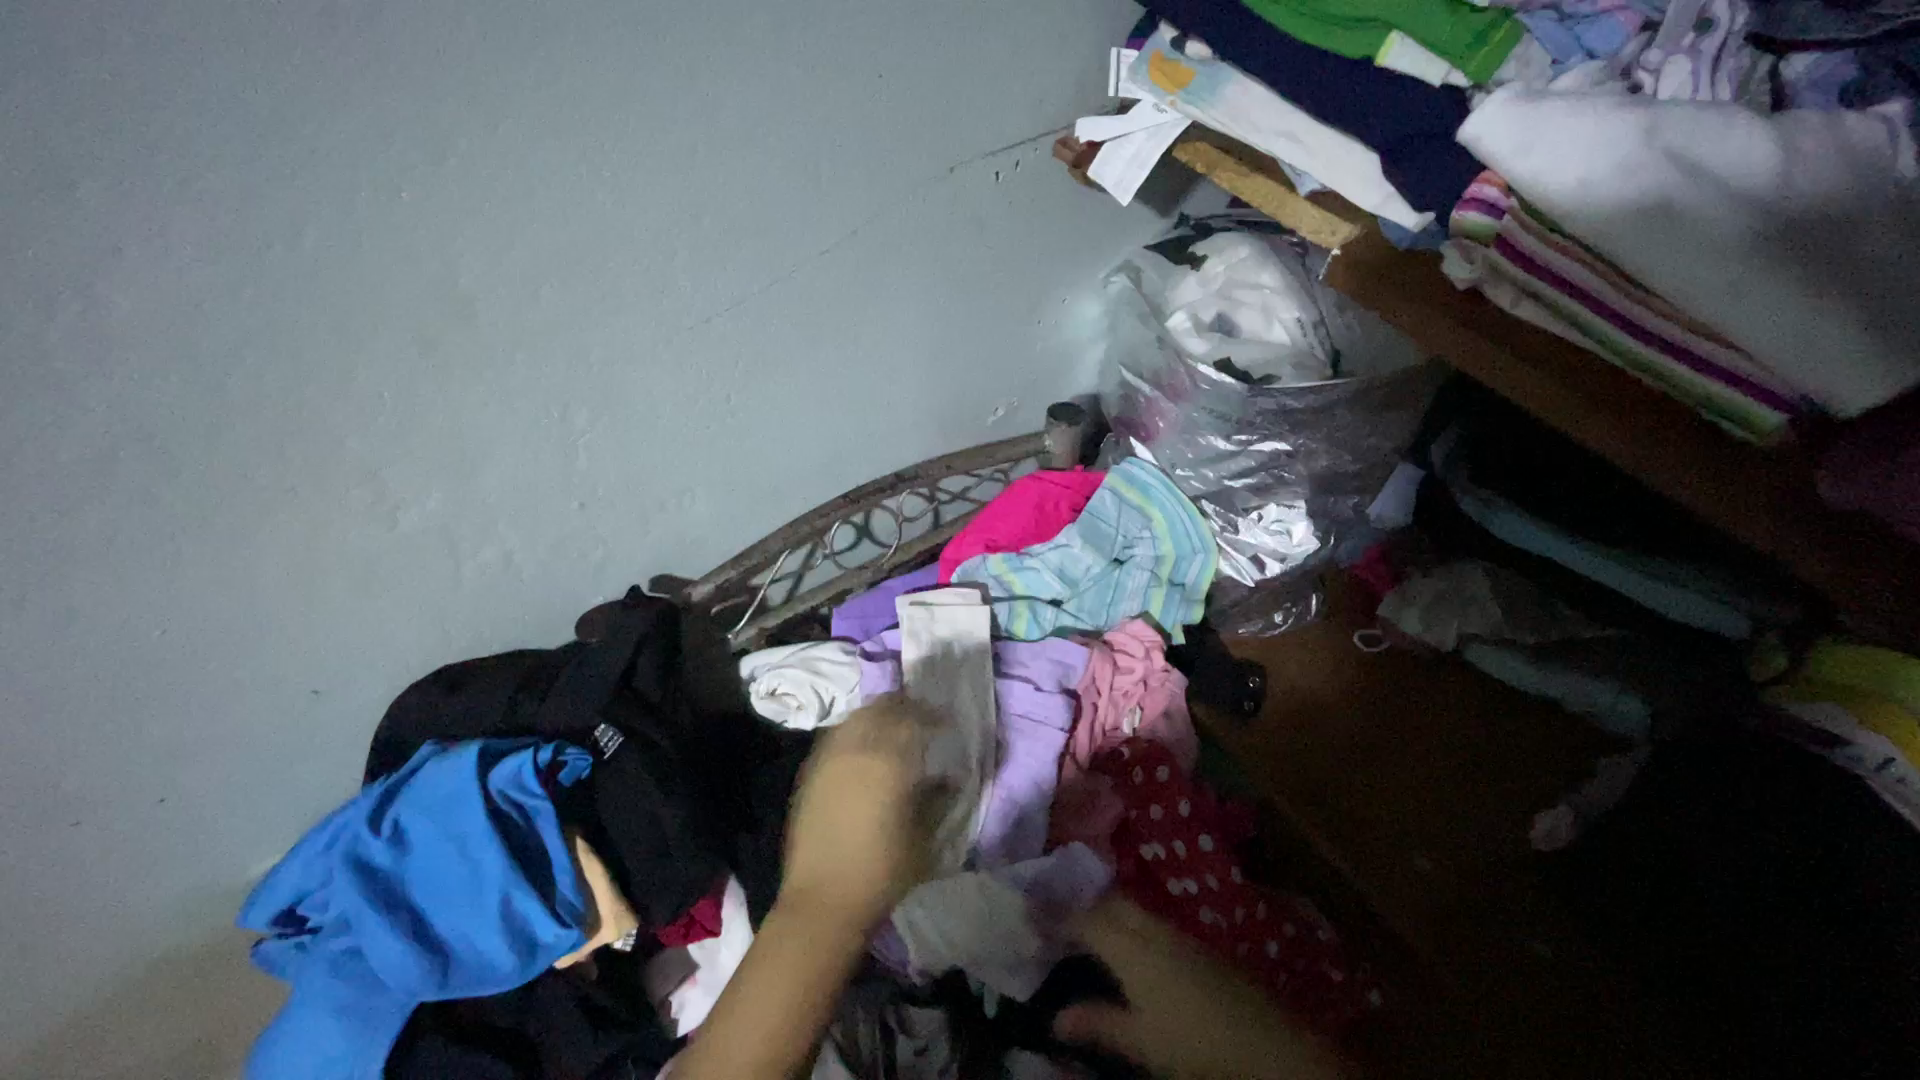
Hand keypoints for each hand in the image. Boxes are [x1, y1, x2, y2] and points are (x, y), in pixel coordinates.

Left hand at [778, 694, 938, 931]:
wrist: (823, 900)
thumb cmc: (883, 872)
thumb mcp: (924, 838)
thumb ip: (937, 800)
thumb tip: (948, 778)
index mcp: (889, 761)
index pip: (914, 719)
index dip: (934, 715)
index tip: (948, 722)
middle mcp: (856, 749)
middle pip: (881, 709)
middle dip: (905, 707)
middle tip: (922, 716)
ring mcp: (828, 758)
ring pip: (855, 718)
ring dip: (877, 715)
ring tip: (892, 726)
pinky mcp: (810, 773)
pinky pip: (835, 737)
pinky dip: (854, 731)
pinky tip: (863, 748)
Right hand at [1055, 898, 1349, 1079]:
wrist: (1274, 1047)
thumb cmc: (1197, 1045)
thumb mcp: (1141, 1041)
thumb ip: (1098, 1023)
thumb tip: (1055, 1019)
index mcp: (1132, 947)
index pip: (1085, 918)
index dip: (1055, 912)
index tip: (1027, 907)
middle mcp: (1155, 929)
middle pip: (1111, 901)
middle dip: (1082, 901)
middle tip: (1055, 910)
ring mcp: (1184, 935)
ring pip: (1135, 909)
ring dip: (1108, 911)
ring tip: (1086, 925)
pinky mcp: (1204, 948)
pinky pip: (1154, 922)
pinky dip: (1131, 924)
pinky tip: (1130, 946)